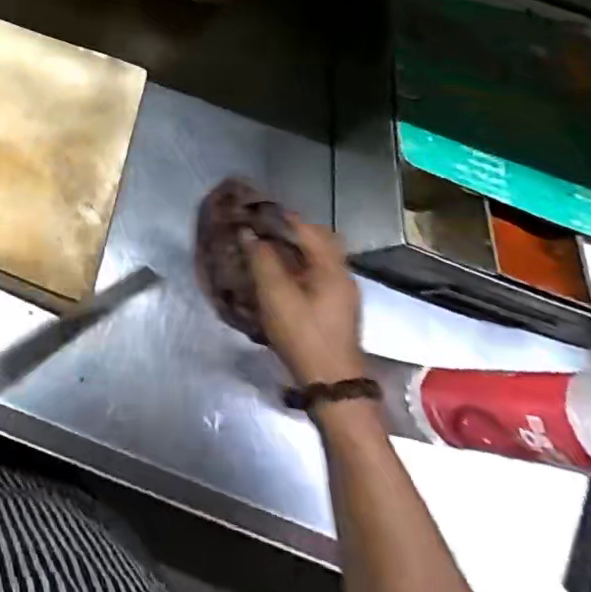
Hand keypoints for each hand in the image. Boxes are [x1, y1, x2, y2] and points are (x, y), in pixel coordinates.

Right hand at [244, 217, 365, 386]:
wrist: (331, 382)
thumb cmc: (302, 334)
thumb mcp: (275, 295)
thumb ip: (261, 259)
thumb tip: (248, 232)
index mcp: (331, 267)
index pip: (306, 228)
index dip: (279, 216)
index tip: (253, 209)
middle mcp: (342, 274)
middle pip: (317, 239)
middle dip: (289, 228)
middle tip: (260, 226)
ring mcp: (341, 292)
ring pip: (317, 257)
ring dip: (293, 246)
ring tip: (264, 246)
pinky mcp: (335, 306)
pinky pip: (316, 272)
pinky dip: (297, 263)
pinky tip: (278, 272)